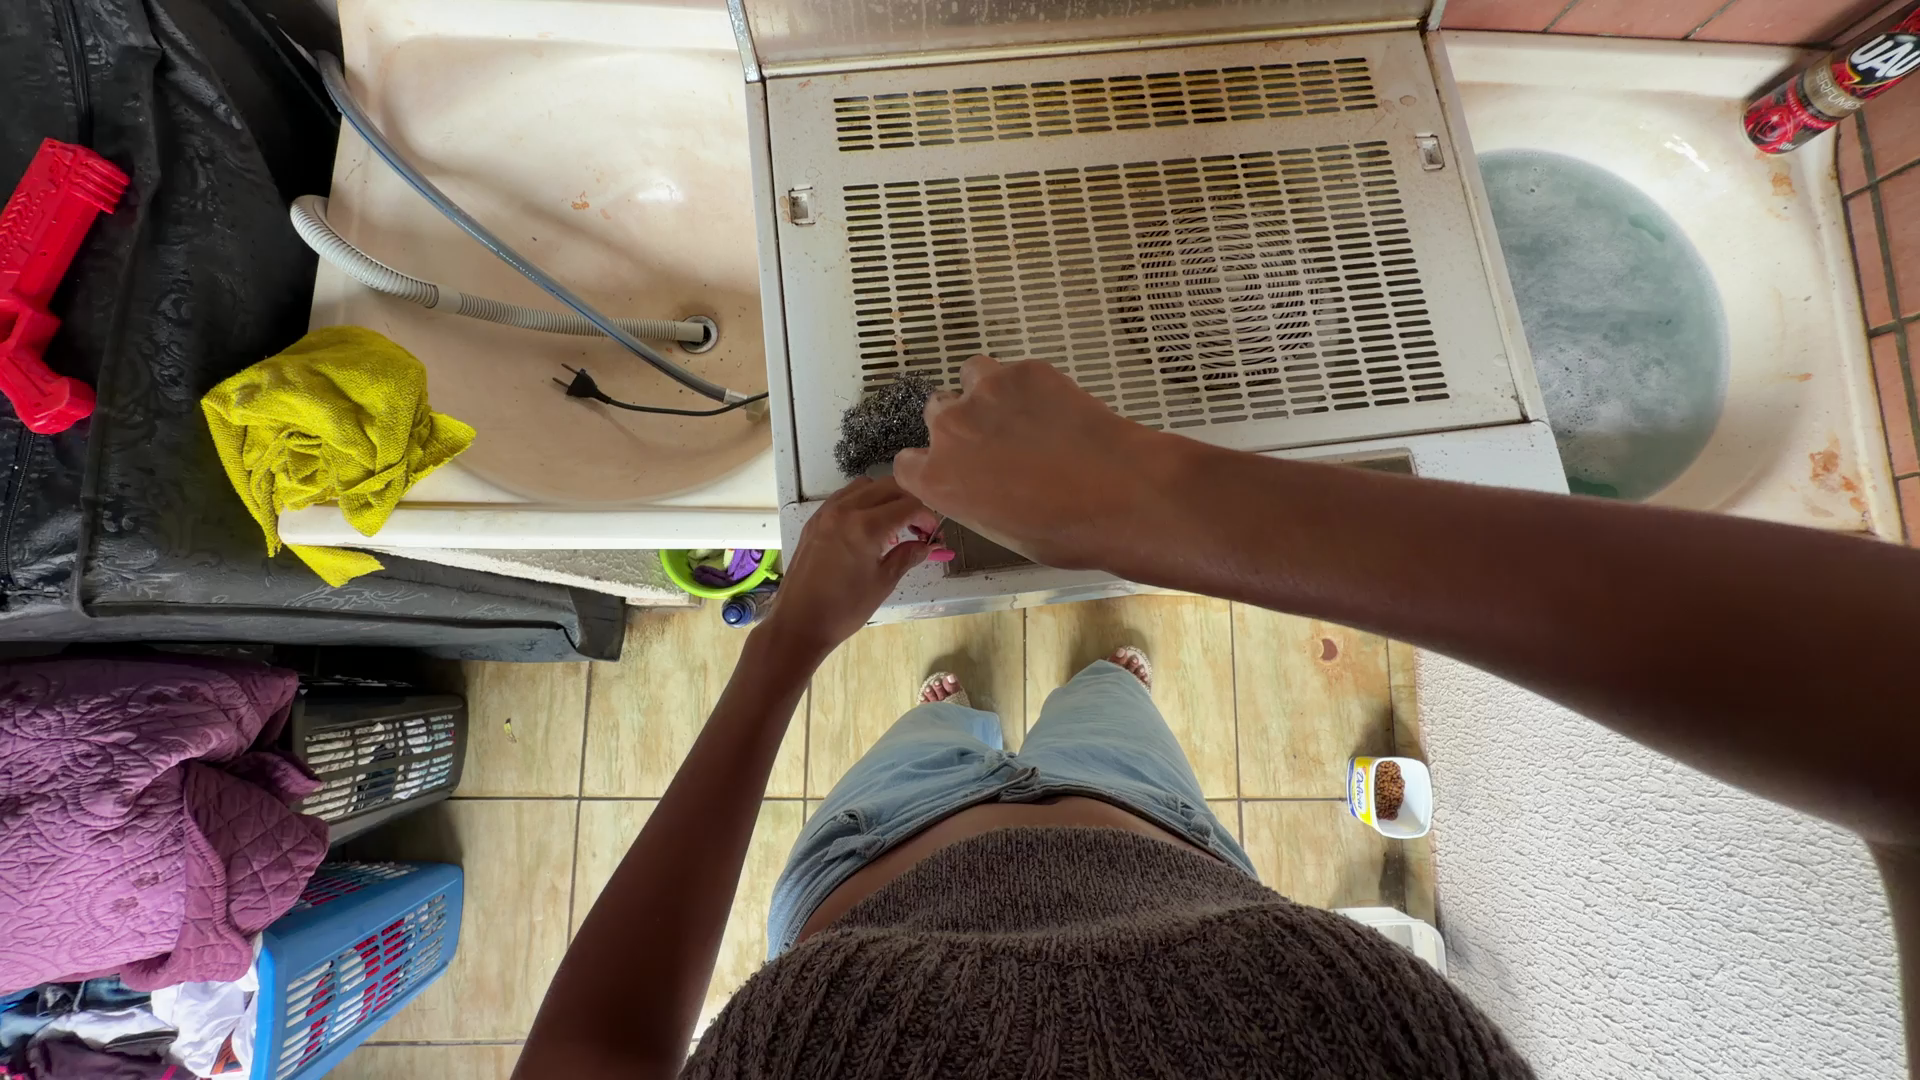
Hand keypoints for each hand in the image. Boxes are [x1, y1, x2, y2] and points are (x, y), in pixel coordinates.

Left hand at [761, 476, 937, 656]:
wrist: (799, 623)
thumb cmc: (844, 608)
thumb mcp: (883, 582)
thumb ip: (907, 556)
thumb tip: (927, 546)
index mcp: (865, 526)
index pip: (908, 505)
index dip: (927, 517)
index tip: (933, 534)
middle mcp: (845, 510)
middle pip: (888, 487)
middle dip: (909, 502)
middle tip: (919, 528)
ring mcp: (826, 512)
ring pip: (865, 486)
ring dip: (885, 498)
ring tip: (893, 525)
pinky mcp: (815, 520)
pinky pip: (844, 497)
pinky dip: (863, 502)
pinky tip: (869, 526)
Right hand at [892, 355, 1190, 570]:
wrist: (1121, 493)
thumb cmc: (1064, 531)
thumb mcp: (1001, 532)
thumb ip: (972, 498)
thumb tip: (978, 484)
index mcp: (937, 479)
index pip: (908, 464)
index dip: (932, 466)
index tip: (956, 469)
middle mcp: (949, 429)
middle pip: (937, 413)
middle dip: (961, 427)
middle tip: (998, 443)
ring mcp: (986, 392)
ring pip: (970, 377)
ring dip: (986, 394)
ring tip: (1022, 415)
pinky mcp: (1025, 370)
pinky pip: (1012, 371)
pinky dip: (1026, 386)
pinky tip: (1055, 409)